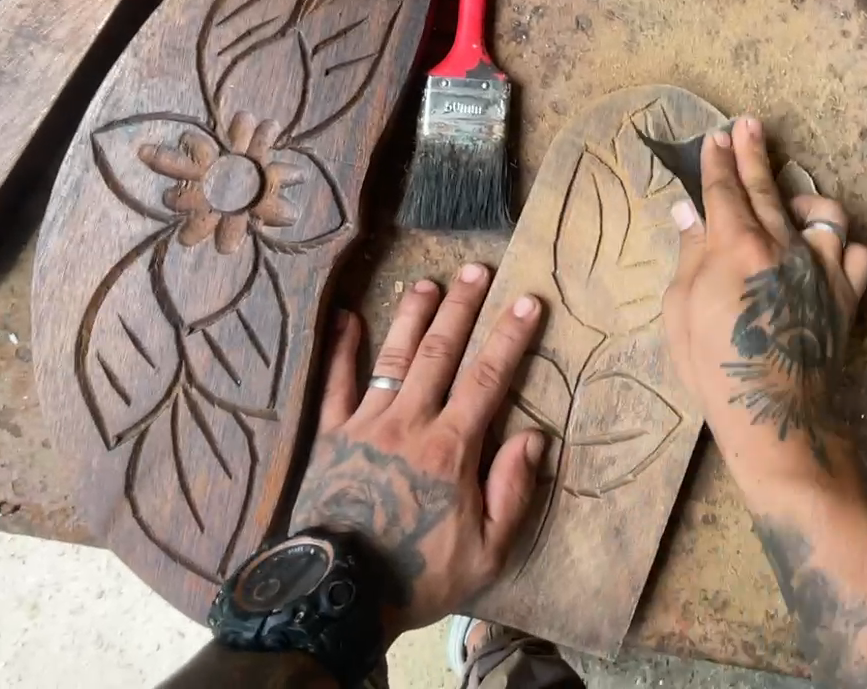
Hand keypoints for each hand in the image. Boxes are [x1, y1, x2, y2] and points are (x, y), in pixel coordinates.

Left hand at [291, 264, 548, 633]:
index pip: (488, 378)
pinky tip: (345, 316)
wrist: (336, 598)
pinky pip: (337, 384)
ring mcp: (367, 423)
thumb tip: (534, 437)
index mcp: (451, 447)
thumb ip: (513, 492)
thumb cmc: (418, 573)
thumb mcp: (486, 552)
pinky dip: (341, 349)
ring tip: (429, 282)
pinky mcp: (332, 434)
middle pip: (441, 351)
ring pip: (394, 356)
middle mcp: (411, 421)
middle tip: (477, 269)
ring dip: (413, 315)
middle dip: (463, 307)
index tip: (528, 302)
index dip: (510, 337)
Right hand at [661, 117, 866, 478]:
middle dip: (753, 151)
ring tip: (791, 196)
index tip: (715, 136)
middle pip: (765, 187)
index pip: (724, 189)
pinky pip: (856, 252)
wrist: (775, 417)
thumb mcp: (681, 312)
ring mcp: (822, 267)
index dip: (717, 160)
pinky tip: (823, 247)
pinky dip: (840, 244)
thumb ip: (689, 255)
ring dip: (804, 196)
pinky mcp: (847, 293)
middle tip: (747, 124)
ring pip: (824, 212)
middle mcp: (783, 244)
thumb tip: (688, 212)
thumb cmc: (714, 368)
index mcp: (736, 246)